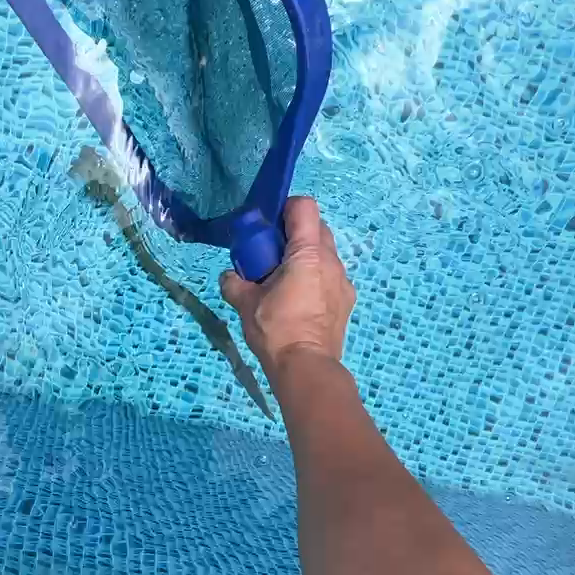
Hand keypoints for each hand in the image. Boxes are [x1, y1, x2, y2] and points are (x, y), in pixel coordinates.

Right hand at [220, 196, 356, 376]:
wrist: (305, 367)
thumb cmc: (276, 330)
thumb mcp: (245, 305)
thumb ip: (234, 284)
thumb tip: (228, 276)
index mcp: (307, 253)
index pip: (303, 207)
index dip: (284, 210)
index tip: (267, 228)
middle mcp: (331, 260)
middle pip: (316, 228)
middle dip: (294, 234)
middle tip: (271, 257)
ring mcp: (342, 281)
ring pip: (324, 254)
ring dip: (305, 259)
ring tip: (284, 283)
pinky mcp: (346, 301)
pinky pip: (330, 278)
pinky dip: (315, 280)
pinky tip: (300, 304)